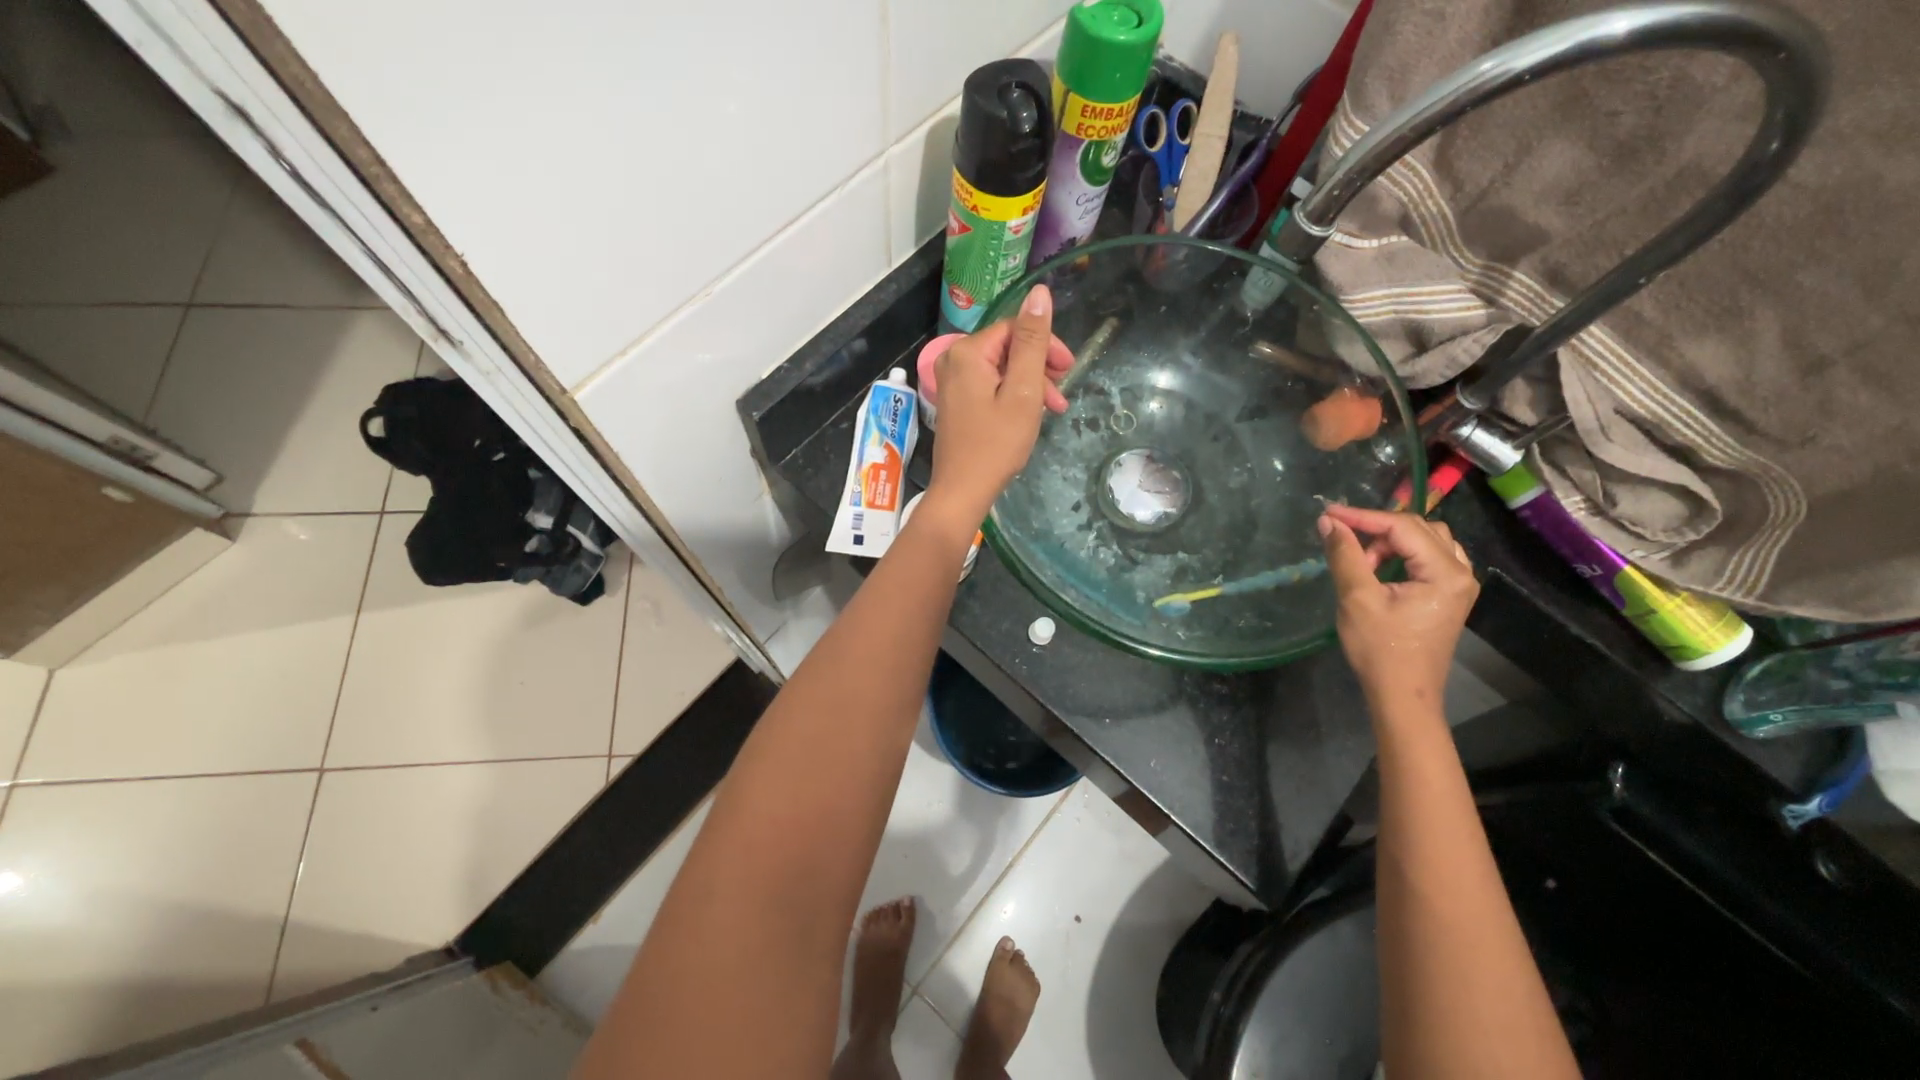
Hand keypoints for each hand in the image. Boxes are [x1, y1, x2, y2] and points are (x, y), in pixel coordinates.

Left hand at [923, 285, 1072, 527]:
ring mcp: (951, 382)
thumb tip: (1040, 292)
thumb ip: (1032, 342)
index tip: (1068, 370)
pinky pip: (990, 386)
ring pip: (1001, 369)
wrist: (962, 491)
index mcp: (967, 352)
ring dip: (1030, 385)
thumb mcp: (1022, 391)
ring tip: (1051, 411)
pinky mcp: (955, 401)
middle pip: (1007, 348)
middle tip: (1060, 398)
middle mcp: (953, 359)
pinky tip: (1029, 416)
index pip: (1015, 329)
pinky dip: (1012, 396)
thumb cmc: (996, 444)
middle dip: (1039, 369)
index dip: (1046, 346)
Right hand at [1320, 505, 1479, 711]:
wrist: (1402, 696)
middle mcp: (1461, 572)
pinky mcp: (1450, 597)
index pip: (1402, 527)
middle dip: (1378, 531)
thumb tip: (1329, 522)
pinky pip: (1431, 559)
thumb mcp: (1357, 599)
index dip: (1363, 517)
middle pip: (1419, 529)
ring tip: (1364, 564)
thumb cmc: (1380, 650)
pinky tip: (1383, 572)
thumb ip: (1344, 555)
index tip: (1328, 513)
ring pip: (1427, 542)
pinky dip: (1405, 556)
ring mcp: (1460, 586)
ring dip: (1392, 543)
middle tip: (1347, 547)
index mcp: (1445, 572)